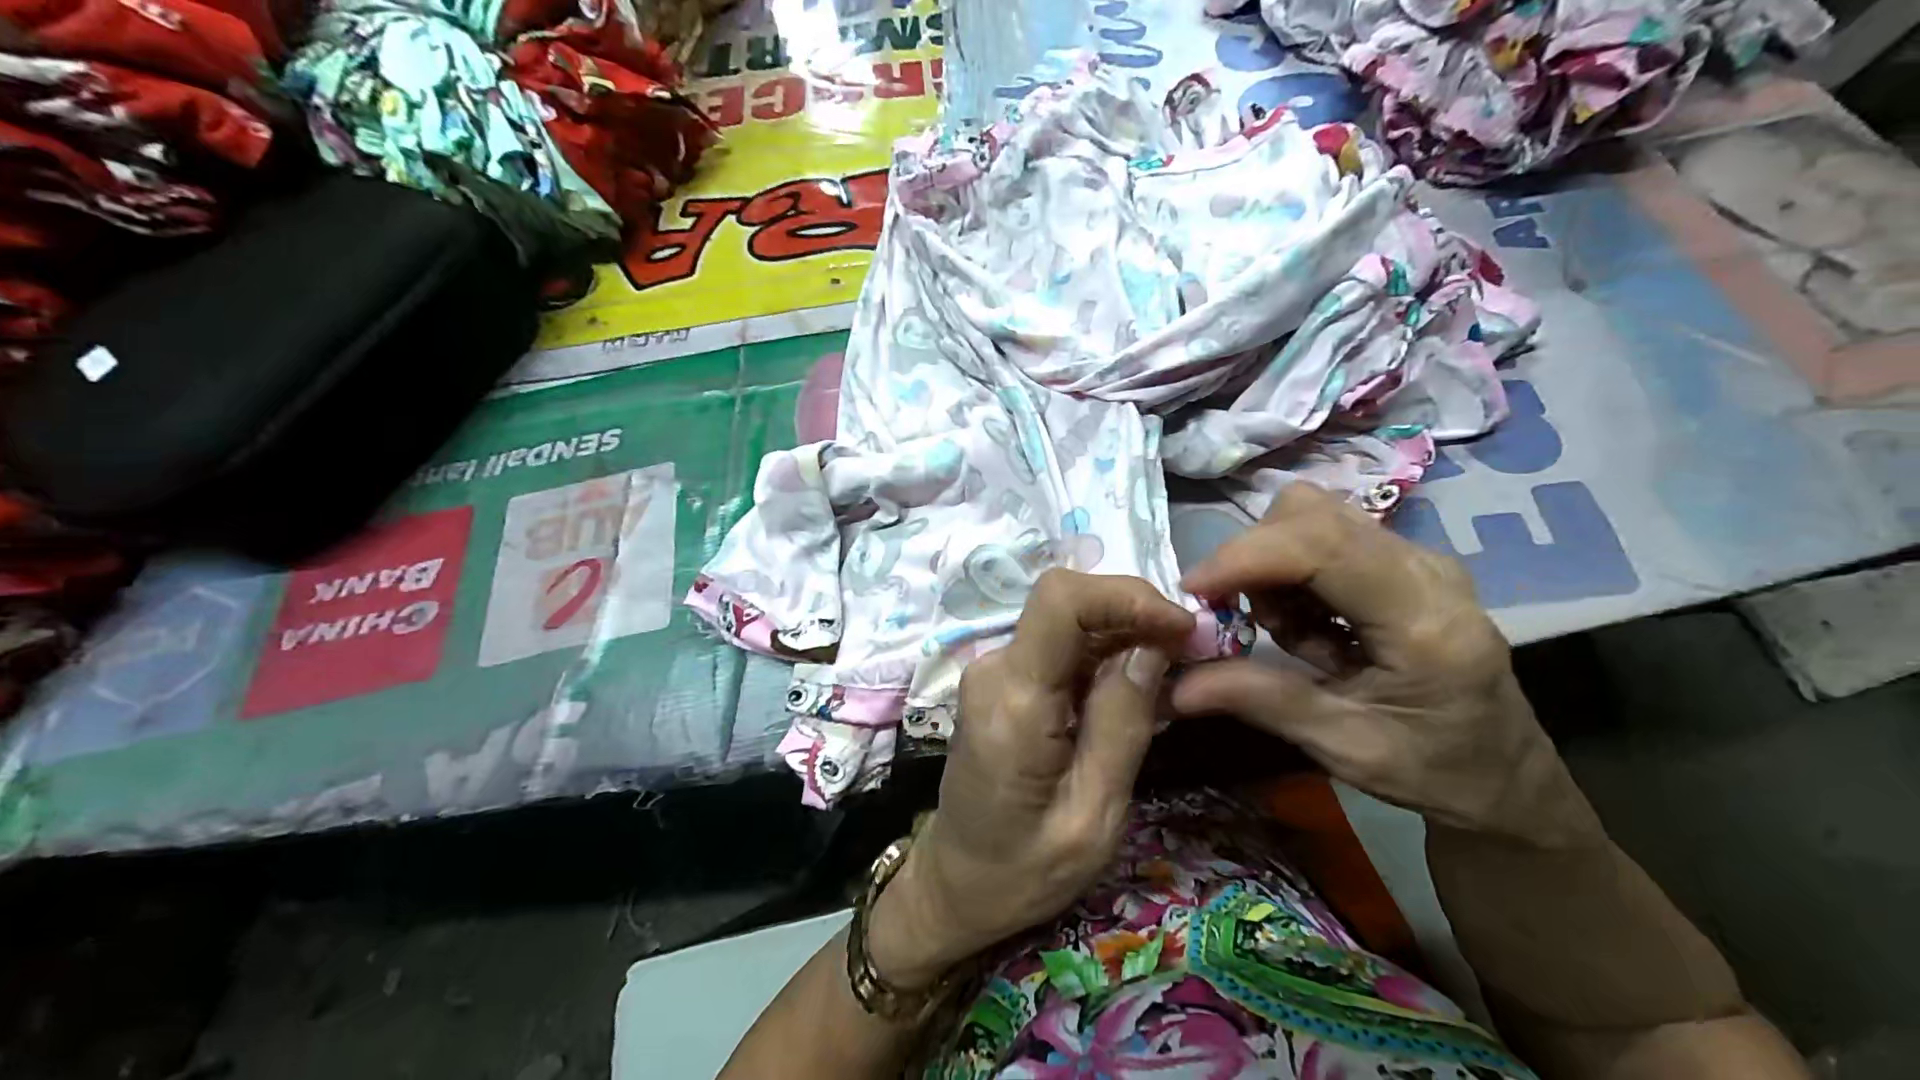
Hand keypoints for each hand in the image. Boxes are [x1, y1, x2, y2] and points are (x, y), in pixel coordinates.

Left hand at [867, 570, 1196, 989]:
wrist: (957, 883)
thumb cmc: (1024, 869)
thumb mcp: (1093, 815)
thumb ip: (1123, 724)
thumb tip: (1154, 647)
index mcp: (1014, 700)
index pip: (1060, 601)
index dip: (1127, 596)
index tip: (1183, 626)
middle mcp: (995, 669)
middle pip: (1068, 604)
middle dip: (1136, 614)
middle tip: (1193, 651)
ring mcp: (994, 672)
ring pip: (1068, 622)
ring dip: (1125, 635)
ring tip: (1175, 671)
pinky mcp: (1003, 682)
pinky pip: (1060, 649)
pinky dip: (1104, 655)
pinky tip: (1137, 687)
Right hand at [1169, 483, 1602, 847]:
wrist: (1504, 773)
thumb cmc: (1433, 769)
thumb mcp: (1342, 747)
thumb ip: (1259, 700)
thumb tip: (1173, 684)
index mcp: (1424, 621)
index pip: (1324, 548)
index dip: (1246, 557)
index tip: (1193, 591)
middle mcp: (1425, 569)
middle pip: (1312, 514)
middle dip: (1252, 557)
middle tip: (1233, 616)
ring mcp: (1415, 557)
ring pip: (1312, 515)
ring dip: (1270, 564)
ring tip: (1281, 628)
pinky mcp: (1400, 560)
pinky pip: (1321, 534)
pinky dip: (1287, 570)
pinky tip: (1303, 620)